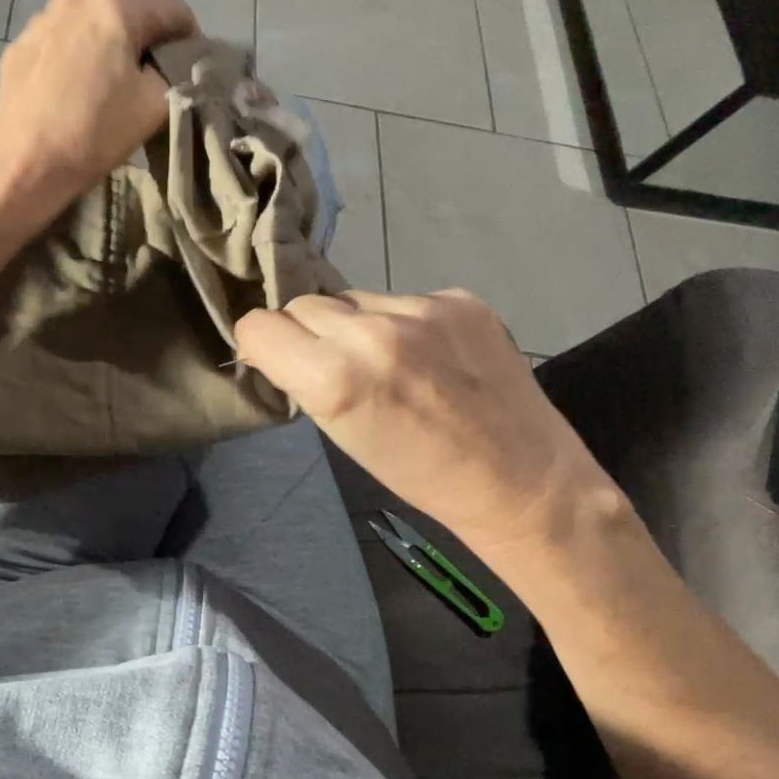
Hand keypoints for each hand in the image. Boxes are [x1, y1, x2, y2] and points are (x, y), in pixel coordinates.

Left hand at [0, 0, 196, 218]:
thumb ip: (179, 74)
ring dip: (105, 52)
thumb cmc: (93, 134)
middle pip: (129, 15)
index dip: (189, 43)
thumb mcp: (156, 106)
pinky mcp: (16, 48)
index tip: (186, 75)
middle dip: (142, 46)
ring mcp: (39, 21)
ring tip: (103, 92)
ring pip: (90, 29)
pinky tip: (69, 97)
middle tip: (145, 87)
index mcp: (115, 3)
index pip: (174, 11)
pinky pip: (59, 46)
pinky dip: (72, 63)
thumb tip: (176, 65)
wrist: (22, 169)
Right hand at [235, 289, 618, 550]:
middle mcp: (372, 333)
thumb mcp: (339, 432)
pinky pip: (402, 299)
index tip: (280, 364)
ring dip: (356, 325)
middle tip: (339, 369)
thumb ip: (304, 378)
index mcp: (333, 378)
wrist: (519, 480)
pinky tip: (430, 356)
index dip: (263, 346)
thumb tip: (279, 345)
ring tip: (392, 364)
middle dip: (308, 333)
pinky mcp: (460, 300)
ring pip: (353, 298)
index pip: (259, 326)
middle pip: (302, 304)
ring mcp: (421, 311)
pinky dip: (403, 323)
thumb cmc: (417, 473)